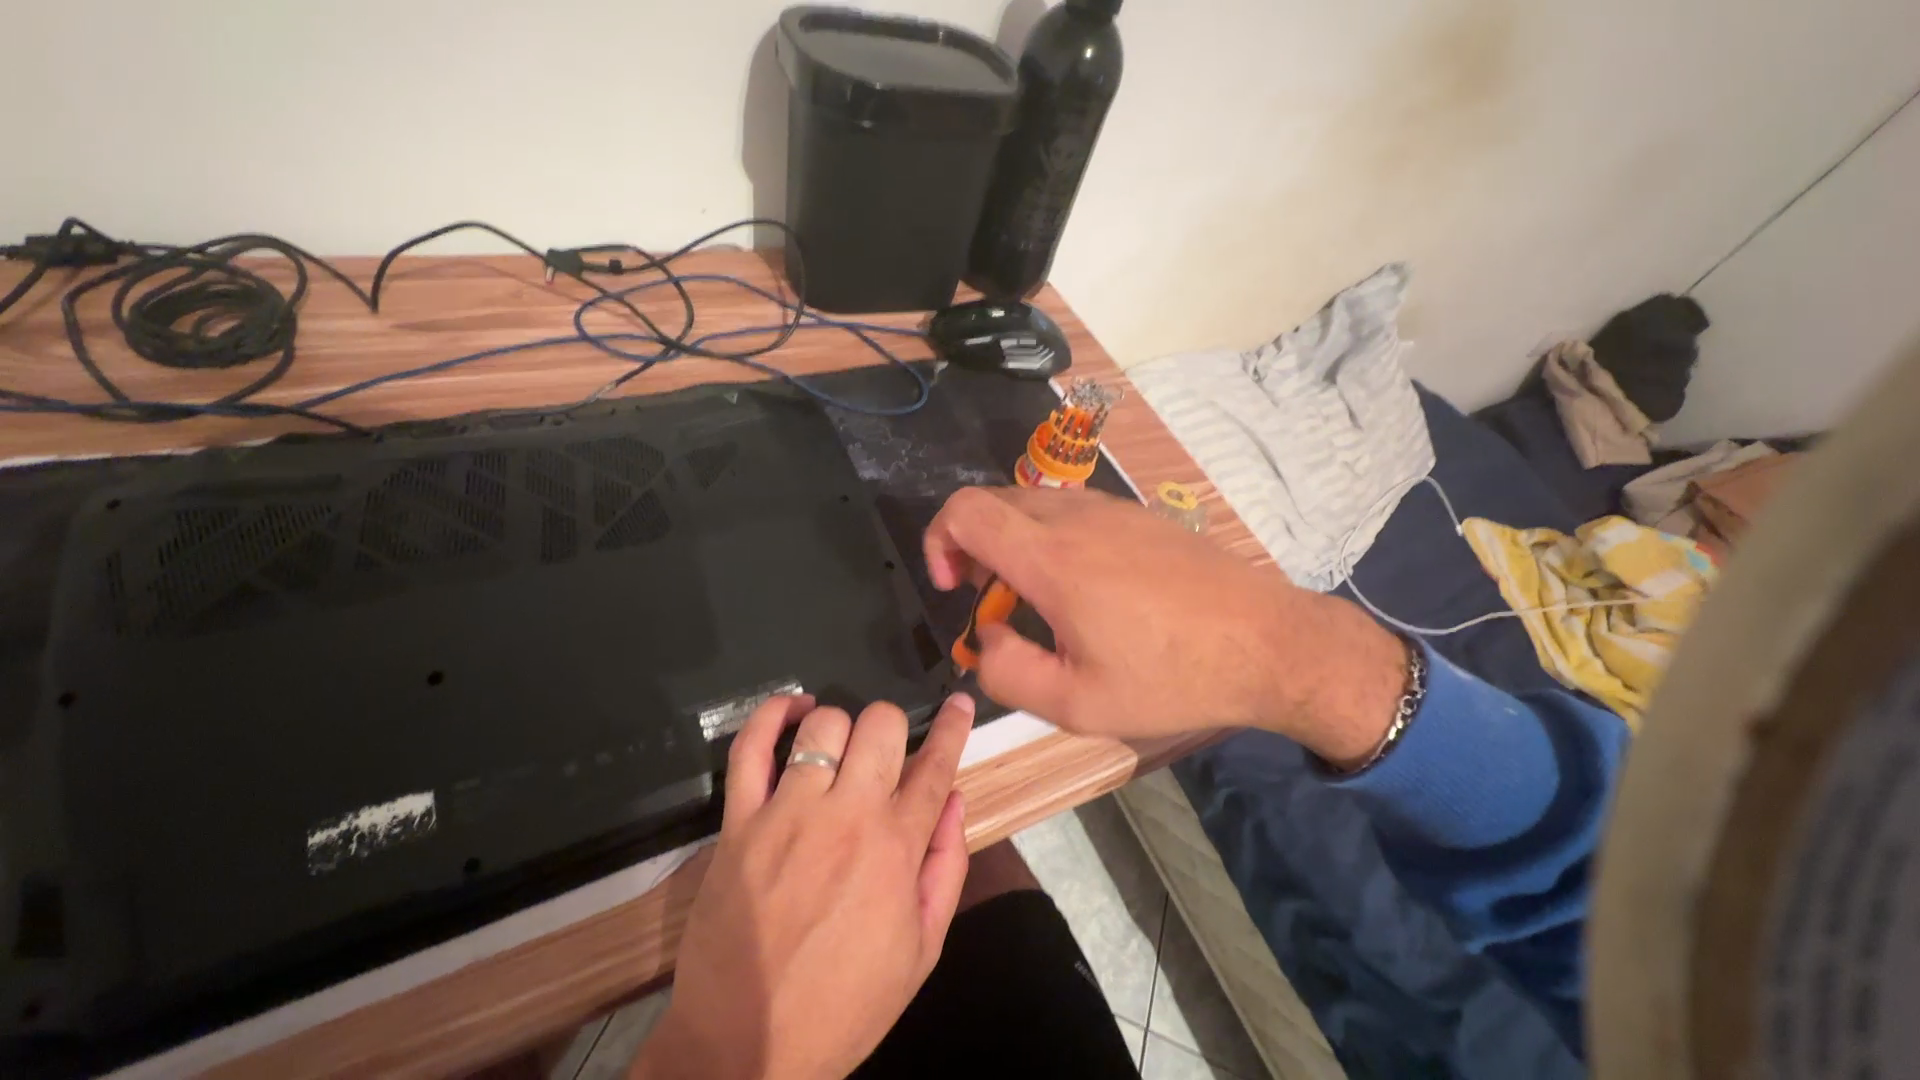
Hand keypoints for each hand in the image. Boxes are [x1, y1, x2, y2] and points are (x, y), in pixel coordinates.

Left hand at [631, 693, 975, 1079]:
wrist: (747, 1047)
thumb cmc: (845, 1004)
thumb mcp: (922, 951)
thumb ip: (945, 868)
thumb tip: (956, 800)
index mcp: (897, 848)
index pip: (936, 766)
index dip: (953, 727)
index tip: (958, 702)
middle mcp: (848, 816)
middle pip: (881, 726)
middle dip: (893, 725)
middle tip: (887, 751)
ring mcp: (789, 813)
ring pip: (824, 726)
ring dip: (841, 727)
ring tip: (839, 751)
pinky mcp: (739, 822)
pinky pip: (749, 748)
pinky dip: (771, 716)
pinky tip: (791, 711)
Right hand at [923, 486, 1404, 763]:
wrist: (1268, 643)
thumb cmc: (1171, 677)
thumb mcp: (1076, 703)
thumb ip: (1006, 672)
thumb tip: (986, 638)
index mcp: (1050, 557)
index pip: (964, 509)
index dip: (939, 540)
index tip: (954, 587)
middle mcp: (1075, 516)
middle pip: (992, 501)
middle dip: (971, 545)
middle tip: (988, 599)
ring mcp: (1112, 508)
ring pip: (1032, 503)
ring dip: (1011, 541)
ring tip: (1034, 597)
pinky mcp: (1140, 515)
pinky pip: (1071, 509)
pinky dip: (1049, 537)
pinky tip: (1081, 587)